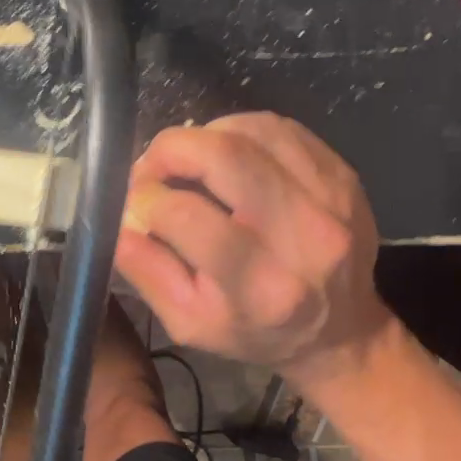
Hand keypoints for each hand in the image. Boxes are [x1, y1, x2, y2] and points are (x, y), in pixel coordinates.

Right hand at [115, 113, 391, 379]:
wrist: (341, 332)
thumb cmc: (254, 331)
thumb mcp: (188, 322)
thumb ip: (146, 270)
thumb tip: (118, 217)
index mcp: (258, 285)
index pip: (187, 216)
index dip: (147, 200)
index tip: (135, 205)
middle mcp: (303, 236)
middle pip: (225, 156)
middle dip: (171, 151)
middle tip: (152, 168)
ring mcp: (330, 198)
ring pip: (251, 131)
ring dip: (205, 138)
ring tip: (189, 163)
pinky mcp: (342, 174)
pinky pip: (280, 128)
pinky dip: (240, 133)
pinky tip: (226, 156)